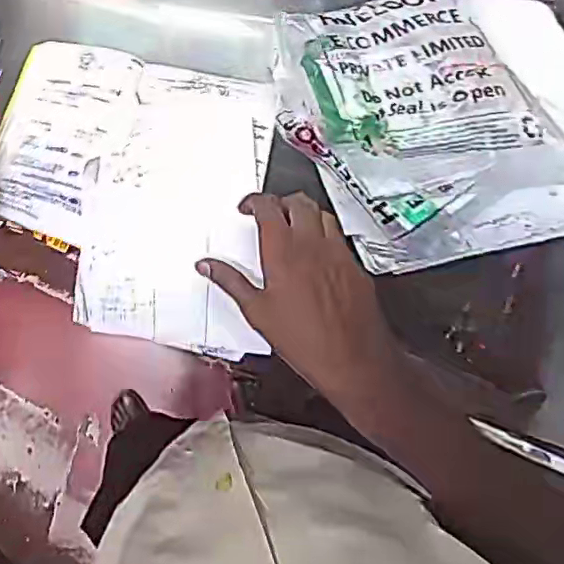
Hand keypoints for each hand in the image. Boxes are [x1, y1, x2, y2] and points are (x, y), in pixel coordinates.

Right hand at [199, 193, 405, 408]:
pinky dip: (325, 233)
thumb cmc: (307, 342)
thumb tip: (208, 266)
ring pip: (322, 213)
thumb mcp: (257, 312)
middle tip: (269, 212)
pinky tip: (318, 250)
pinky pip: (340, 235)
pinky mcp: (355, 266)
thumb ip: (230, 281)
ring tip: (293, 224)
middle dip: (279, 201)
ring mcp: (337, 253)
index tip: (247, 207)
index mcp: (284, 252)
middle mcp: (312, 245)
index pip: (268, 206)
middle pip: (297, 201)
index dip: (254, 201)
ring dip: (304, 212)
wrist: (354, 362)